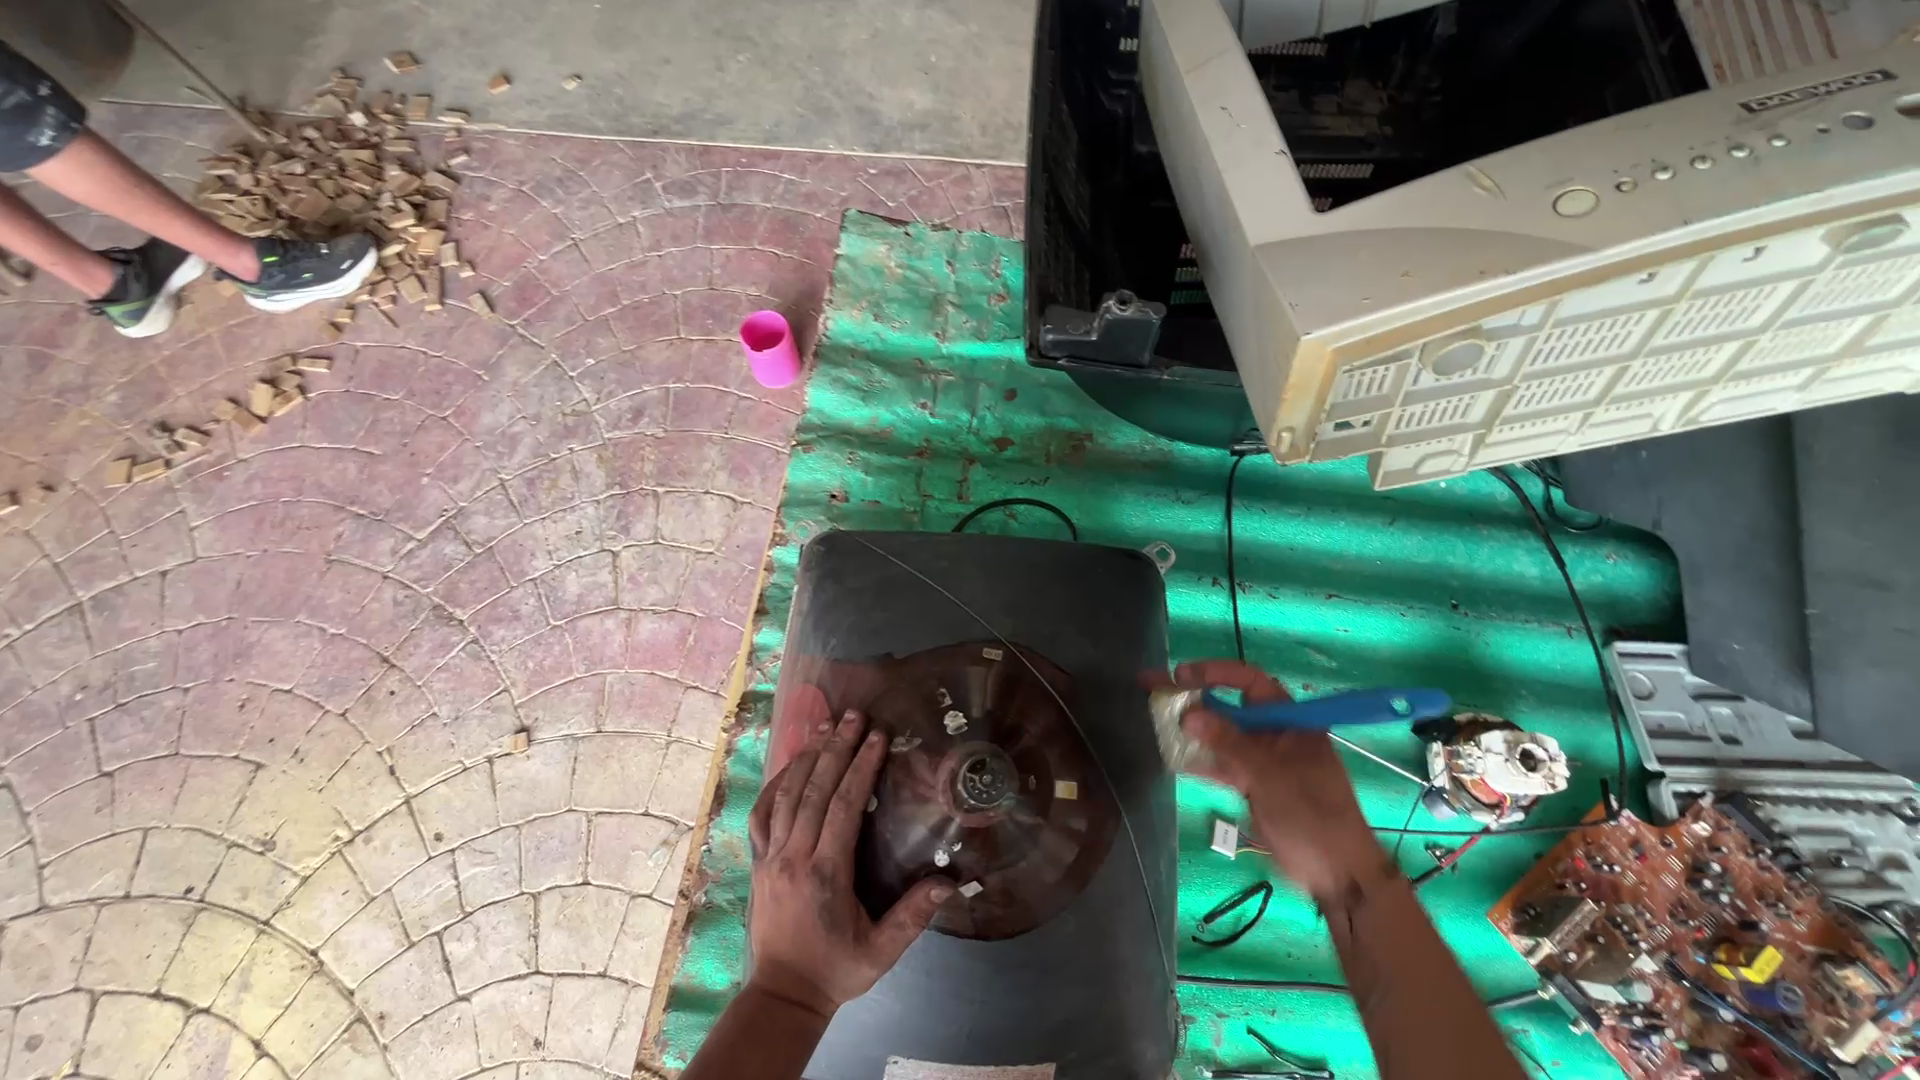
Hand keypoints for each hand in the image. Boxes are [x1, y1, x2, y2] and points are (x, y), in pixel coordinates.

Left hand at [746, 709, 952, 1018]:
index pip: (843, 807)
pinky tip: (791, 764)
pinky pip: (763, 813)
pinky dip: (776, 783)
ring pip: (787, 794)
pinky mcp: (759, 861)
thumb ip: (913, 916)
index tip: (877, 736)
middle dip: (837, 748)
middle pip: (815, 789)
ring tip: (826, 726)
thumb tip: (951, 883)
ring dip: (808, 756)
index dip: (861, 767)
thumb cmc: (837, 969)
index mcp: (825, 873)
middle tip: (854, 715)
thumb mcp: (881, 951)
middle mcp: (793, 856)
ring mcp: (771, 856)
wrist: (782, 994)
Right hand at [1168, 660, 1391, 900]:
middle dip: (1193, 697)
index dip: (1215, 673)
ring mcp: (1261, 760)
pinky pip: (1220, 765)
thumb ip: (1228, 743)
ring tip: (1153, 717)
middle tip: (1152, 685)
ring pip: (1220, 736)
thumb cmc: (1312, 813)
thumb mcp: (1269, 774)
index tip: (1180, 674)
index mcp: (1289, 720)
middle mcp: (1274, 734)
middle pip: (1228, 707)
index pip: (1249, 682)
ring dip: (1190, 728)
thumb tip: (1189, 715)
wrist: (1335, 871)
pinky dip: (1198, 761)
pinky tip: (1171, 756)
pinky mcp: (1252, 785)